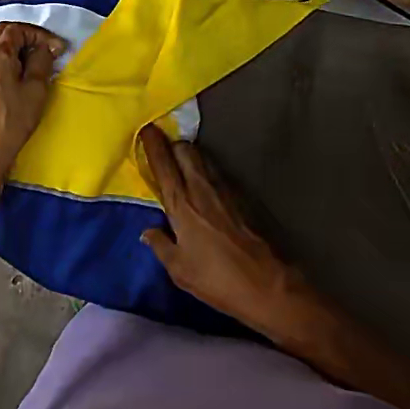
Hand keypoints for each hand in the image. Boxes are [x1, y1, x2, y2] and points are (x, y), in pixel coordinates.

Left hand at [0, 23, 64, 176]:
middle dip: (26, 34)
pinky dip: (2, 49)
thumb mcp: (37, 86)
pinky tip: (16, 63)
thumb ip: (42, 60)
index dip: (39, 34)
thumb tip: (47, 46)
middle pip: (2, 30)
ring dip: (11, 39)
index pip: (18, 30)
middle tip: (45, 47)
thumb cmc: (16, 116)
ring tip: (29, 52)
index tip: (56, 48)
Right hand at [138, 125, 319, 337]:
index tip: (146, 129)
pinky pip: (216, 171)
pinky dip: (205, 168)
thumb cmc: (215, 278)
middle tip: (162, 149)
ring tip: (180, 162)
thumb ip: (161, 245)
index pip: (164, 165)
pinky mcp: (241, 194)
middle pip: (186, 151)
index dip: (153, 145)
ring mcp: (225, 188)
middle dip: (173, 144)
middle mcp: (203, 188)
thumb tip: (148, 231)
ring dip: (190, 154)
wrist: (263, 279)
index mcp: (182, 204)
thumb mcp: (179, 268)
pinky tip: (202, 182)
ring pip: (203, 158)